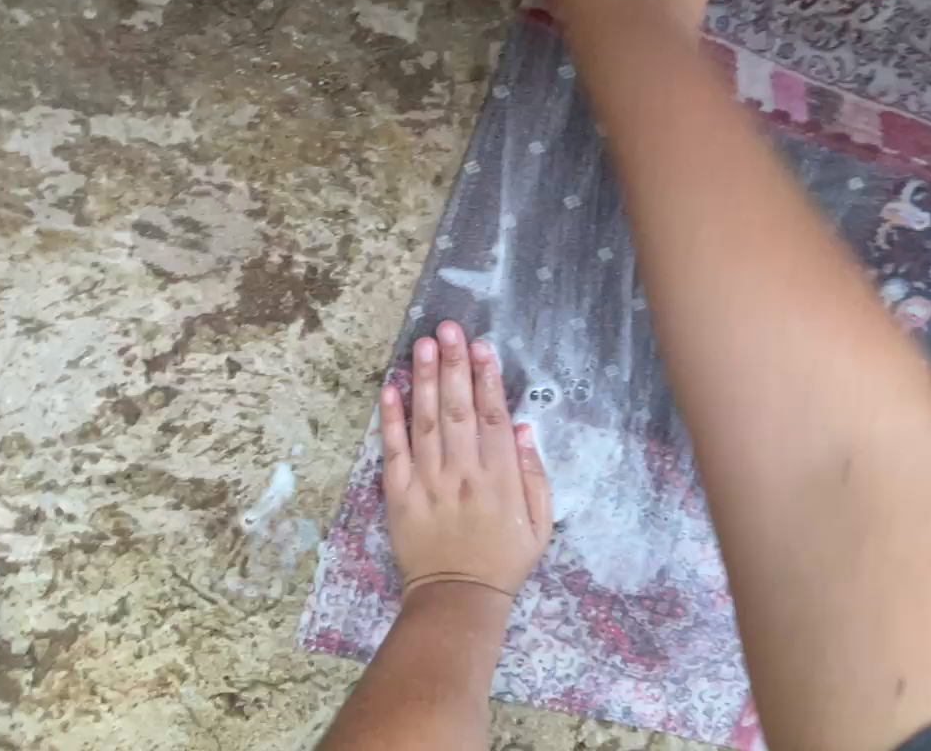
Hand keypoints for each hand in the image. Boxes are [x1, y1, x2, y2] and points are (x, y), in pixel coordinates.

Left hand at [379, 320, 552, 597]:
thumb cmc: (504, 558)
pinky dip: (390, 418)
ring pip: (425, 422)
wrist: (458, 601)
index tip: (481, 346)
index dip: (487, 379)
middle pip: (457, 409)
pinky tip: (390, 387)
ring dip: (424, 380)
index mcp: (498, 477)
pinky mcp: (398, 494)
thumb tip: (523, 427)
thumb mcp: (540, 524)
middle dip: (453, 365)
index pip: (493, 417)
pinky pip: (393, 450)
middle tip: (448, 328)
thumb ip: (534, 474)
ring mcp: (427, 481)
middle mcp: (462, 472)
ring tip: (423, 344)